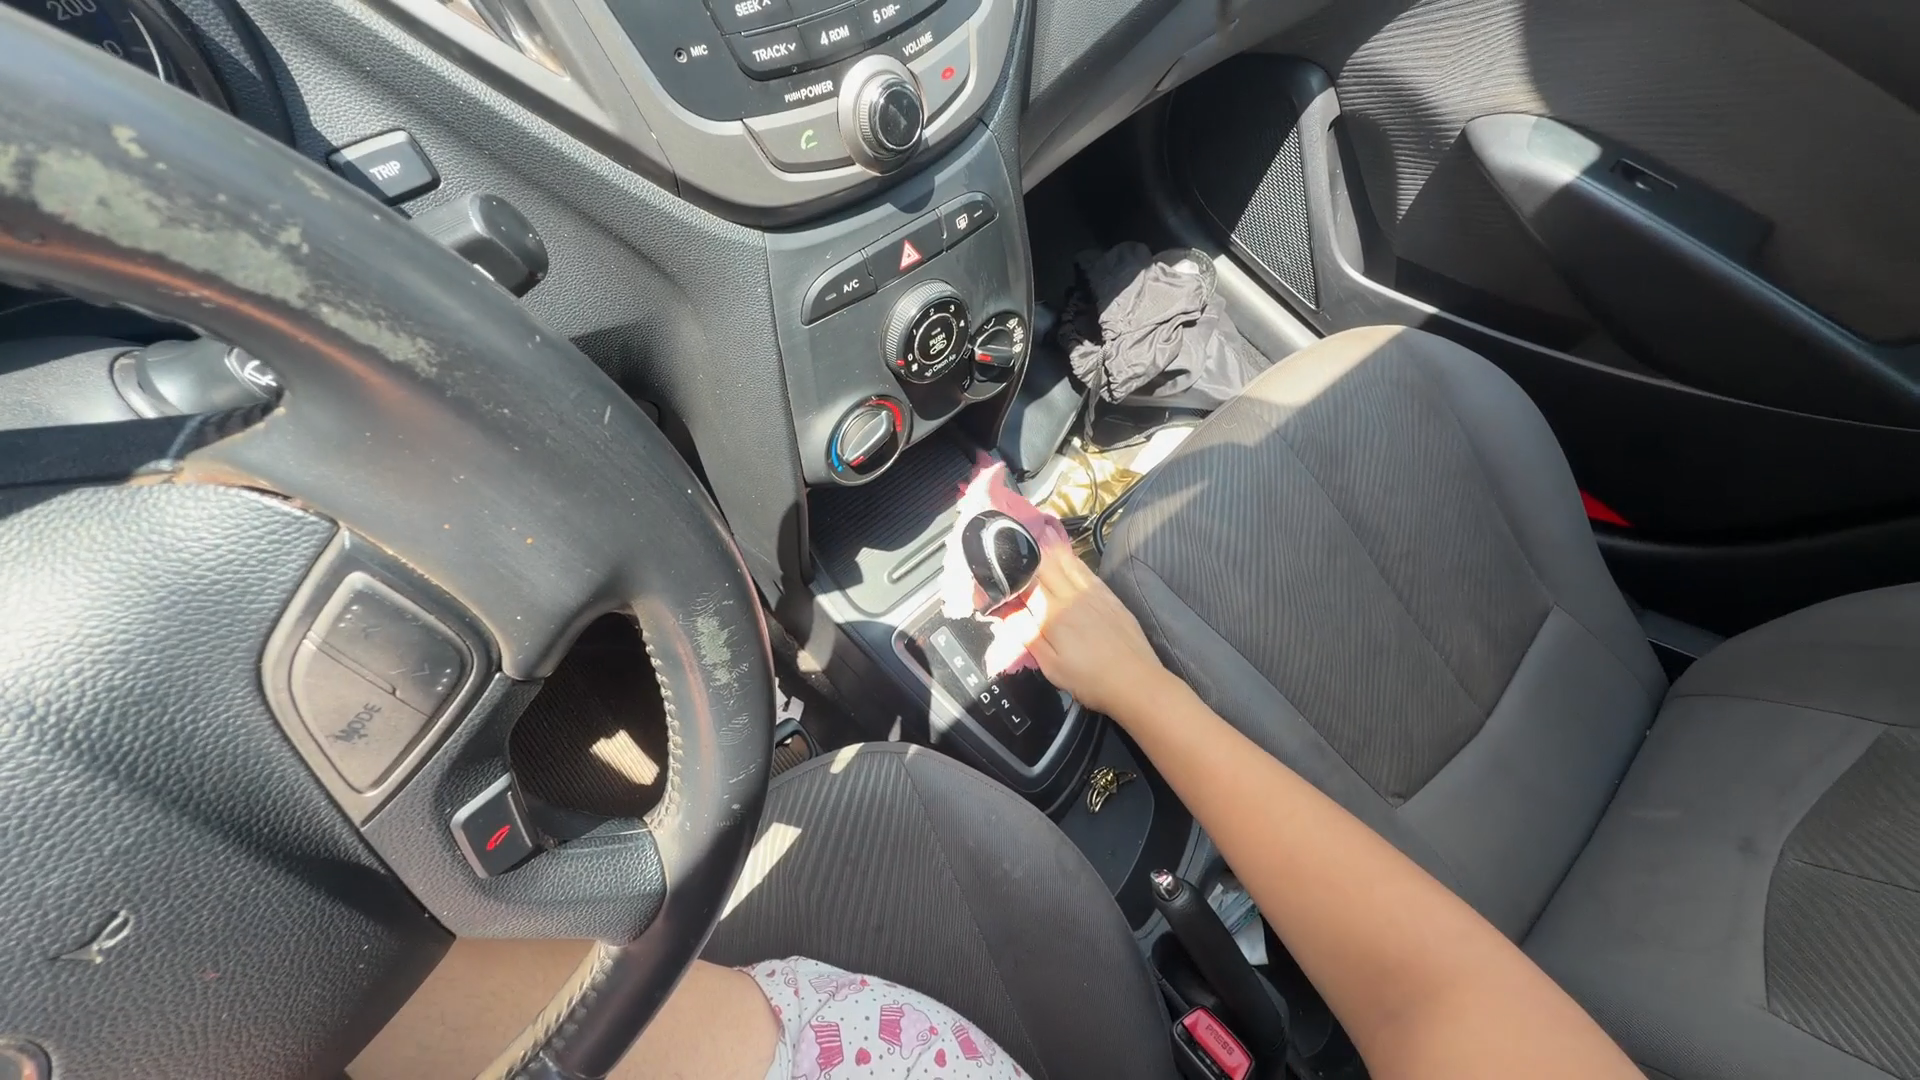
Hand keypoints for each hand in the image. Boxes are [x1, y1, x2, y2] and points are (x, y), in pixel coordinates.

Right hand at [1016, 538, 1173, 720]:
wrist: (1137, 682)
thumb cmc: (1090, 680)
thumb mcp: (1051, 667)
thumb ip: (1027, 636)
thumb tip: (1006, 613)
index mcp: (1053, 614)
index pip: (1025, 584)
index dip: (1008, 578)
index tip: (996, 579)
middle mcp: (1072, 596)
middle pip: (1045, 564)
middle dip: (1027, 556)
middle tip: (1014, 553)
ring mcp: (1094, 593)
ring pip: (1067, 562)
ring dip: (1049, 550)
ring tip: (1036, 538)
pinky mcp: (1110, 597)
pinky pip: (1086, 570)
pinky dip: (1072, 559)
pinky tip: (1066, 556)